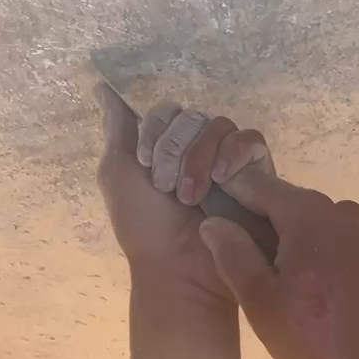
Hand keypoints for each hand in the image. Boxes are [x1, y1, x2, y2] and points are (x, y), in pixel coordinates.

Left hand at [96, 87, 271, 358]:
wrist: (179, 270)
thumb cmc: (144, 227)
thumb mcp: (119, 175)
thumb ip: (117, 130)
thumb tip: (102, 88)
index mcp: (166, 144)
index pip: (165, 110)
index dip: (155, 131)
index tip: (146, 165)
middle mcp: (197, 145)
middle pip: (191, 116)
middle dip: (175, 149)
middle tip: (168, 186)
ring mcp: (228, 157)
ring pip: (219, 125)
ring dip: (200, 157)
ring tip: (193, 194)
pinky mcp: (256, 171)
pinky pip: (251, 140)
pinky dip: (235, 152)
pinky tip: (224, 177)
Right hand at [198, 168, 358, 358]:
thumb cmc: (333, 348)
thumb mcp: (267, 308)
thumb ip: (235, 258)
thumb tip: (213, 222)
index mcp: (307, 213)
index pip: (254, 183)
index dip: (226, 194)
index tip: (204, 214)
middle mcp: (339, 212)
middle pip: (285, 207)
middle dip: (259, 230)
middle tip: (242, 274)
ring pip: (314, 233)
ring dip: (292, 253)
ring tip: (282, 299)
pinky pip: (341, 253)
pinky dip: (323, 268)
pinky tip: (320, 306)